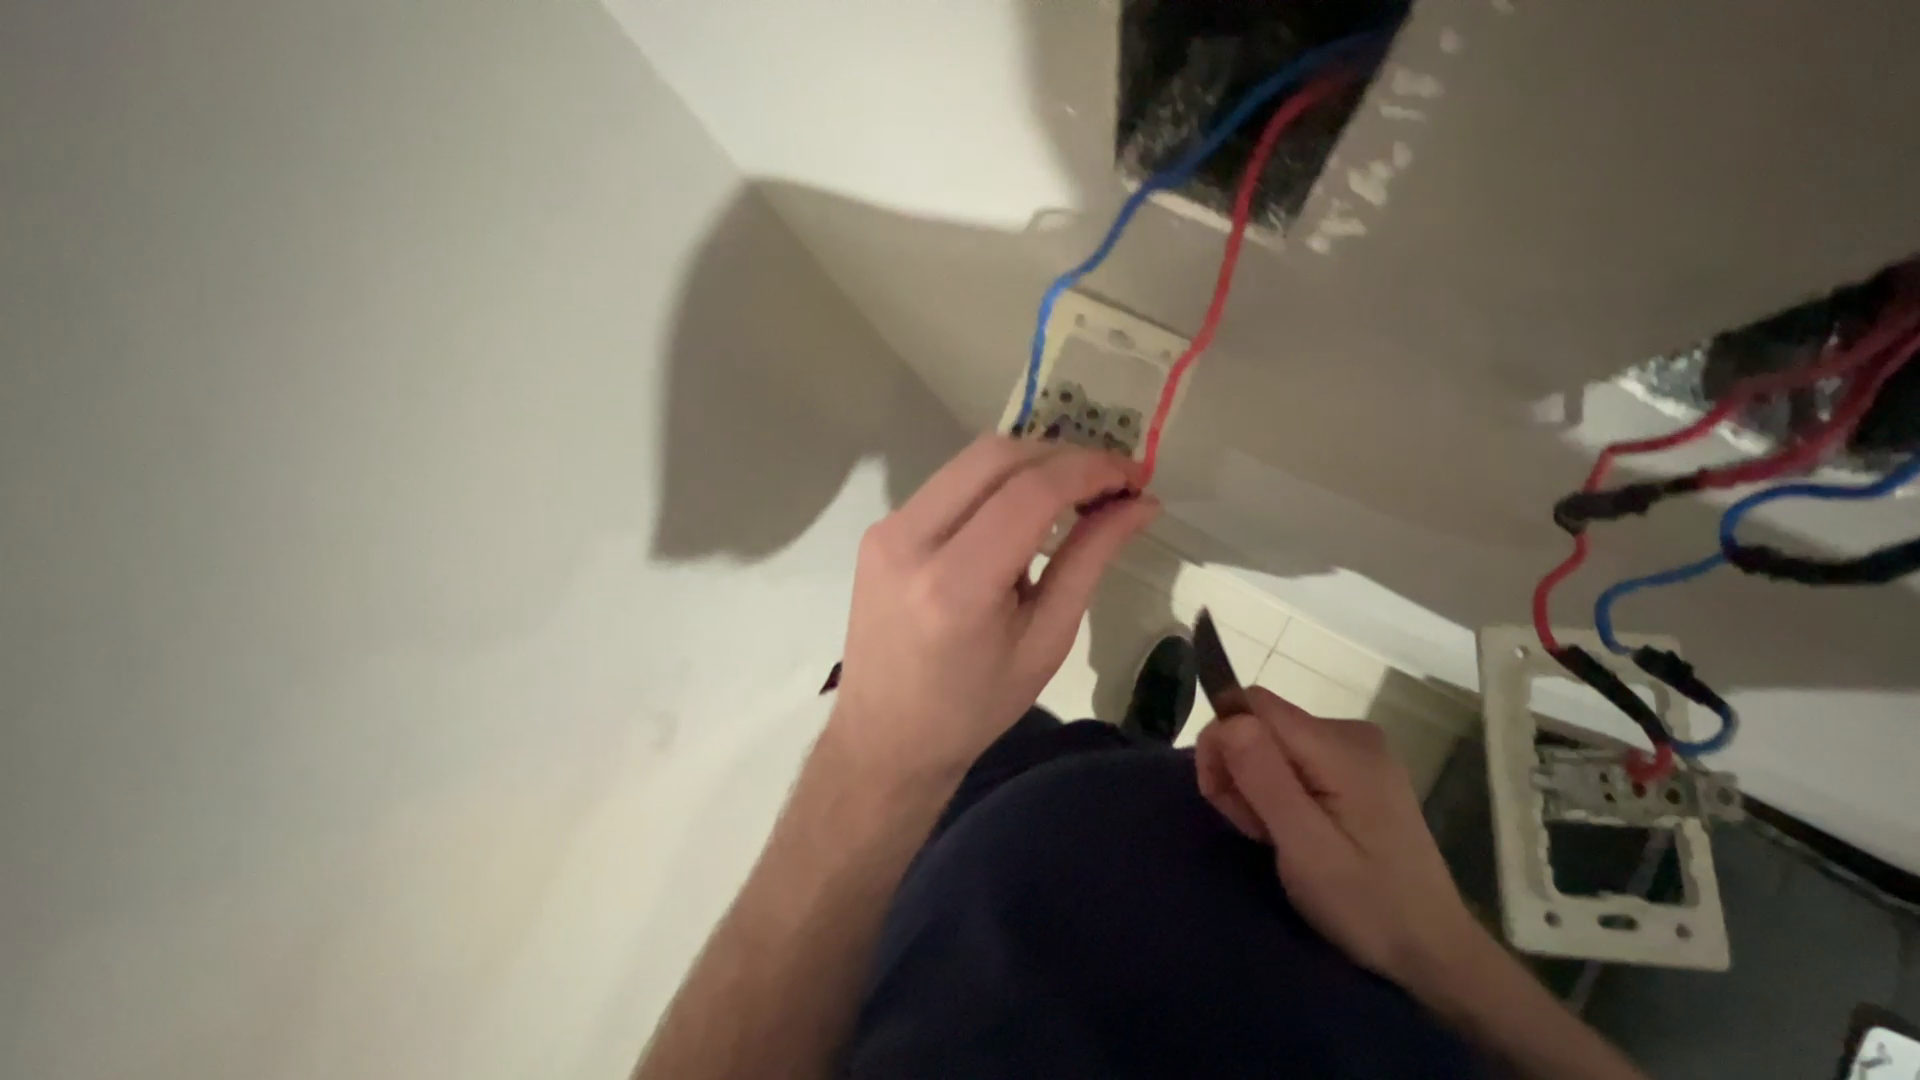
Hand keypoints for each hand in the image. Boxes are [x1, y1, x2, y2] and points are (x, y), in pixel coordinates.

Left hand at [827, 435, 1158, 785]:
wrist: (885, 739)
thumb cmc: (974, 708)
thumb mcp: (1045, 642)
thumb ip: (1089, 561)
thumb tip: (1140, 505)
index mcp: (955, 585)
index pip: (1030, 491)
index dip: (1091, 470)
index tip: (1135, 476)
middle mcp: (910, 541)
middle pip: (997, 455)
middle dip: (1063, 455)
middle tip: (1110, 482)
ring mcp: (886, 531)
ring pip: (970, 461)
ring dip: (1030, 465)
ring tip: (1076, 495)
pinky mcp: (880, 531)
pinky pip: (949, 484)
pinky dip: (996, 485)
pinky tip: (1024, 516)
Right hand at [1195, 688, 1489, 999]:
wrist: (1434, 948)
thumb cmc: (1367, 905)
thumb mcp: (1307, 850)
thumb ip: (1266, 780)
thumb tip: (1228, 721)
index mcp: (1341, 746)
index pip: (1252, 706)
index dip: (1222, 742)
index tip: (1221, 798)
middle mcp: (1351, 732)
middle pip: (1261, 724)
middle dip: (1239, 771)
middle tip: (1254, 830)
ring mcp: (1358, 750)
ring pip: (1273, 742)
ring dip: (1256, 785)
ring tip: (1275, 837)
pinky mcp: (1359, 769)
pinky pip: (1294, 757)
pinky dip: (1279, 790)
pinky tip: (1294, 829)